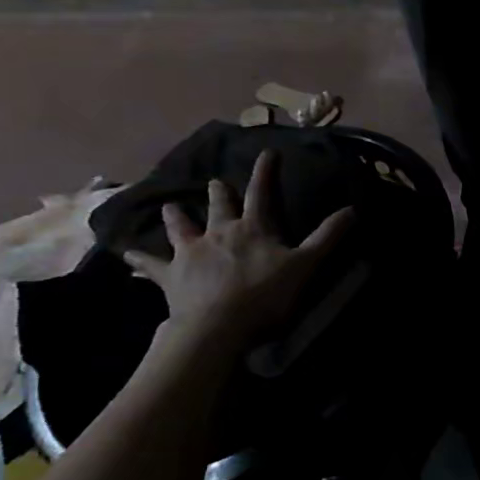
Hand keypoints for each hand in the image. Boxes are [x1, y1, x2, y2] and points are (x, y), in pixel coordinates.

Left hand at [123, 150, 354, 335]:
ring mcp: (191, 252)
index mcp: (253, 228)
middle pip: (218, 204)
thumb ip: (327, 236)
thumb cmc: (266, 295)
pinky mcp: (171, 275)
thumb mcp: (306, 265)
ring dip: (176, 216)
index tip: (267, 153)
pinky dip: (139, 260)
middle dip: (220, 191)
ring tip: (171, 207)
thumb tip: (352, 209)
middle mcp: (219, 232)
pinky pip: (150, 265)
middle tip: (216, 182)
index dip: (266, 172)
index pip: (262, 193)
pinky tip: (127, 256)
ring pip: (181, 226)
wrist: (217, 326)